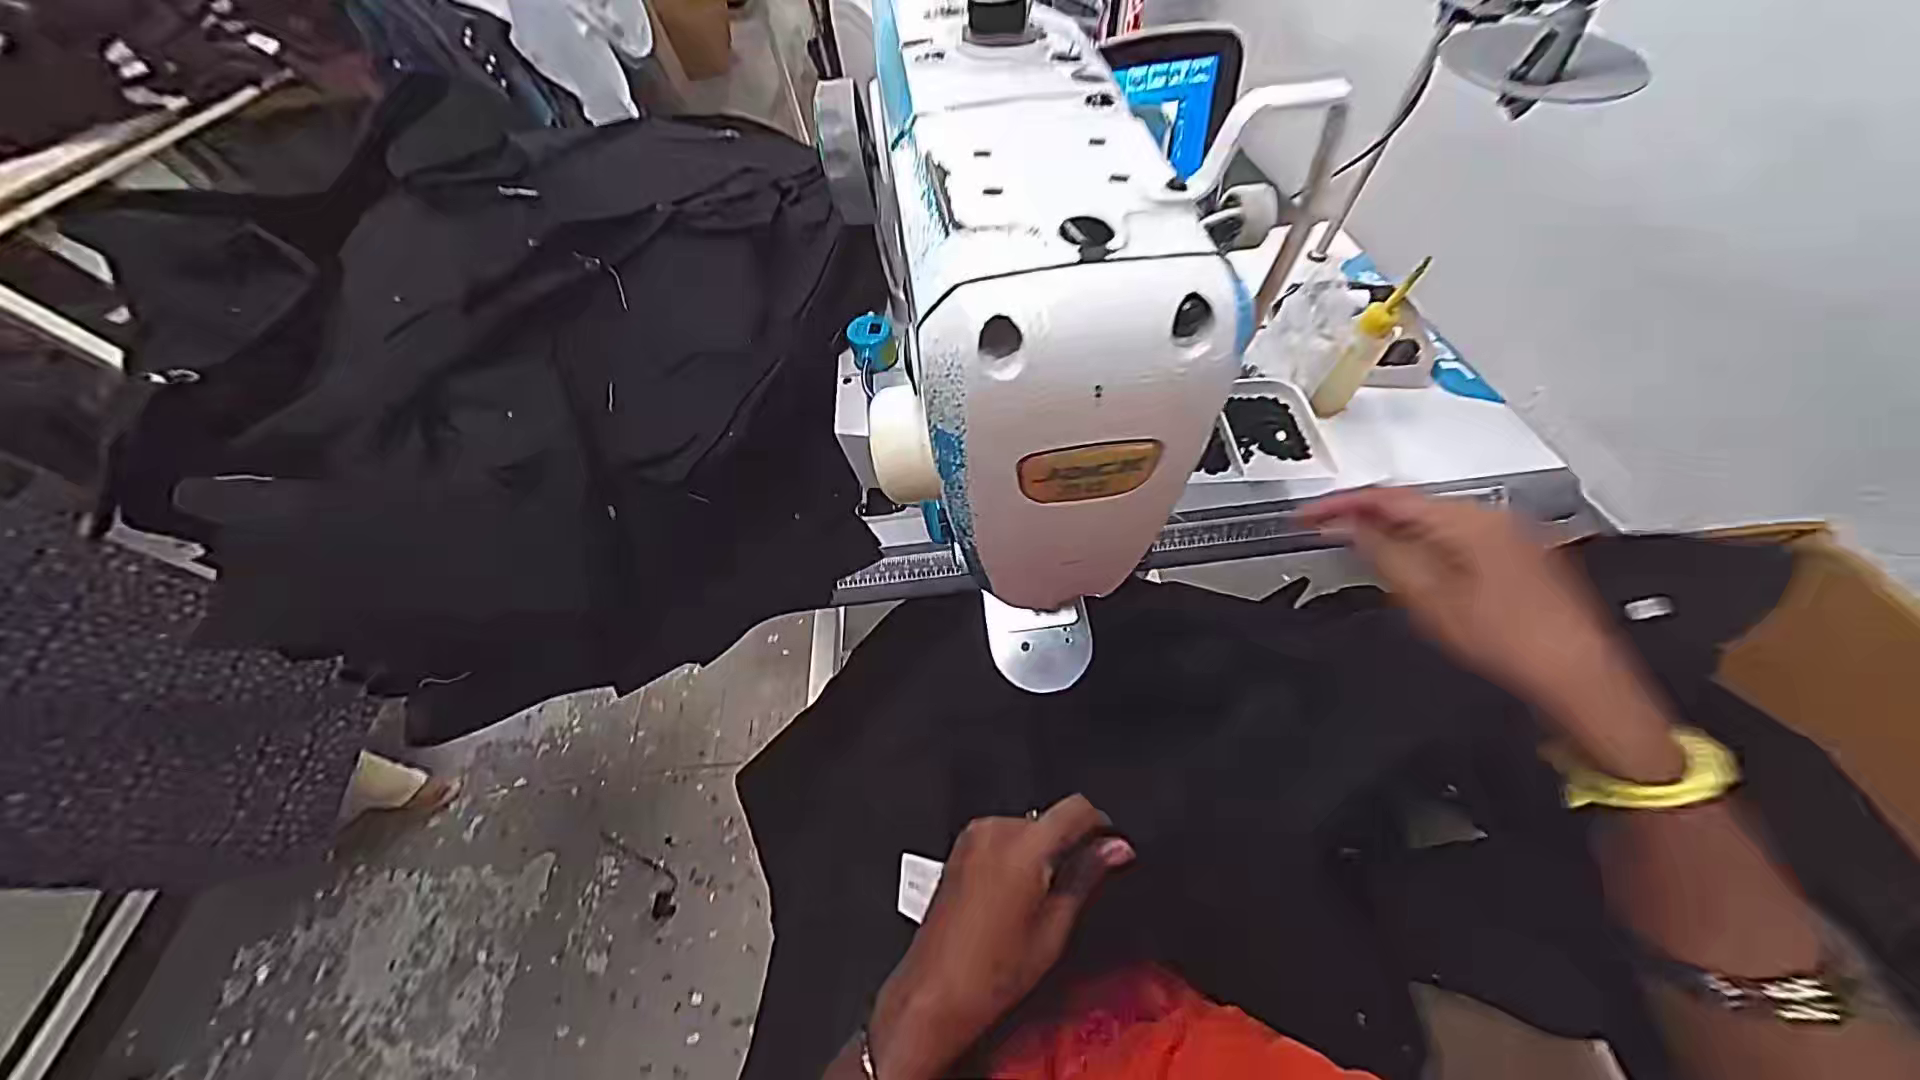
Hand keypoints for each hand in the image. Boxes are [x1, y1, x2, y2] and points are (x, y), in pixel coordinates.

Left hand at [868, 795, 1134, 1079]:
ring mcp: (974, 835)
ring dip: (1042, 851)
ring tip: (1040, 900)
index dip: (1101, 825)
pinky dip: (1017, 855)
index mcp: (1024, 845)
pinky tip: (1015, 896)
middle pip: (1051, 818)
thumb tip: (1116, 849)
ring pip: (1027, 827)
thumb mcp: (1054, 927)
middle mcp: (995, 829)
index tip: (1111, 846)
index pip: (1076, 807)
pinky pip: (1003, 836)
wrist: (936, 988)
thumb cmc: (990, 970)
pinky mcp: (961, 845)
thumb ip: (1087, 875)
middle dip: (1069, 844)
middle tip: (1076, 886)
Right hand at [1302, 488, 1683, 782]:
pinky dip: (1415, 540)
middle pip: (1408, 502)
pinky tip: (1400, 558)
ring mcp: (1507, 534)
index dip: (1339, 504)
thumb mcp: (1425, 595)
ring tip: (1352, 542)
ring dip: (1386, 527)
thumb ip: (1380, 552)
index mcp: (1469, 520)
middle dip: (1361, 513)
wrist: (1577, 679)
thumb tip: (1347, 526)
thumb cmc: (1512, 643)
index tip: (1308, 516)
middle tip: (1323, 527)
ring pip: (1428, 518)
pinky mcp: (1513, 554)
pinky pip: (1450, 533)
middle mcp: (1492, 518)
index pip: (1387, 497)